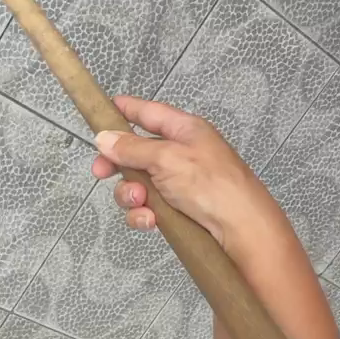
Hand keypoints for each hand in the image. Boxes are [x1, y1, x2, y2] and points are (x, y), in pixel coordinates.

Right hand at [89, 96, 287, 255]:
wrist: (239, 229)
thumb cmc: (215, 186)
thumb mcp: (167, 158)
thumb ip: (132, 148)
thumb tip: (104, 138)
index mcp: (184, 131)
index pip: (148, 112)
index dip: (125, 109)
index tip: (101, 110)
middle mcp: (178, 153)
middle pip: (133, 152)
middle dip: (116, 164)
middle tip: (101, 172)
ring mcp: (174, 182)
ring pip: (134, 183)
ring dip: (130, 194)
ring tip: (141, 202)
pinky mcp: (172, 207)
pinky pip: (143, 207)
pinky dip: (142, 214)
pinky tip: (151, 219)